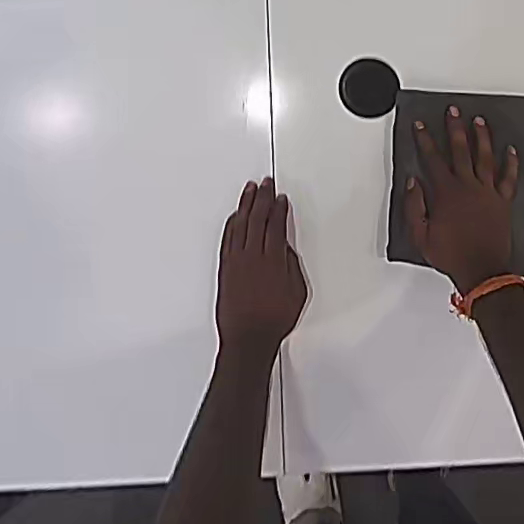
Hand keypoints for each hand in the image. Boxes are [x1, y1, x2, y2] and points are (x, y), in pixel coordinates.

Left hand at [215, 178, 307, 361]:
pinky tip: (235, 215)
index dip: (279, 208)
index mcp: (274, 259)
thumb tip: (287, 250)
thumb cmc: (273, 320)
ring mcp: (237, 260)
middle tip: (266, 183)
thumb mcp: (297, 292)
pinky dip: (232, 223)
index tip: (281, 198)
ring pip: (241, 223)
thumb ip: (292, 265)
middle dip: (263, 197)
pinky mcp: (225, 267)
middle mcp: (254, 255)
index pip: (277, 224)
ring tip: (250, 189)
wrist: (248, 339)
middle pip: (258, 217)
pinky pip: (228, 237)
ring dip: (246, 203)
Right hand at [406, 105, 519, 292]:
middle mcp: (467, 187)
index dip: (425, 139)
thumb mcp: (420, 234)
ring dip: (481, 137)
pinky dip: (511, 163)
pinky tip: (510, 150)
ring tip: (478, 121)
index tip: (421, 125)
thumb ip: (414, 206)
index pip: (432, 158)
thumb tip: (412, 183)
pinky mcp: (502, 202)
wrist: (482, 271)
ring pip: (484, 157)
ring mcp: (487, 193)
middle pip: (459, 149)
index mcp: (446, 192)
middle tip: (453, 111)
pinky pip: (508, 178)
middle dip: (454, 127)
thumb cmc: (451, 254)